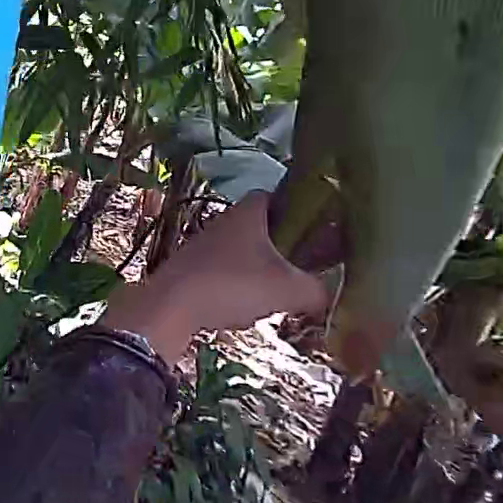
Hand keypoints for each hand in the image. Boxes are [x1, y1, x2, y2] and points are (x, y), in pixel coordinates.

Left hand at [104, 193, 329, 361]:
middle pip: (260, 225)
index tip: (314, 230)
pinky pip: (223, 270)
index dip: (297, 208)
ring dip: (258, 268)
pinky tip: (242, 308)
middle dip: (280, 245)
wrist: (172, 305)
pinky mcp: (190, 267)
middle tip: (299, 267)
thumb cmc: (234, 284)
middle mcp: (225, 219)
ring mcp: (204, 242)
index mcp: (250, 211)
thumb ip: (317, 291)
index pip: (276, 195)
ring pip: (241, 249)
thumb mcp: (288, 290)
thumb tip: (331, 296)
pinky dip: (236, 285)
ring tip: (274, 293)